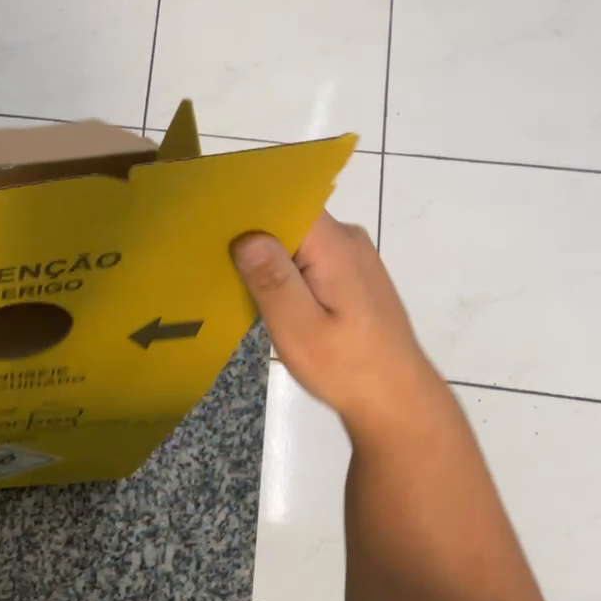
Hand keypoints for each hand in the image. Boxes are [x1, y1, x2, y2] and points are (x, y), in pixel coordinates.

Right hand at [232, 213, 449, 441]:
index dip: (251, 208)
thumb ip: (273, 280)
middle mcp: (347, 241)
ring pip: (297, 242)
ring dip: (263, 256)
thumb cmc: (344, 365)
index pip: (289, 203)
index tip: (212, 221)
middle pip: (291, 221)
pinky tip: (257, 295)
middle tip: (206, 254)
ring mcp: (351, 260)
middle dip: (251, 233)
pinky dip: (280, 272)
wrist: (394, 398)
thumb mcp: (298, 328)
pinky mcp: (348, 279)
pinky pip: (306, 261)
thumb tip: (246, 236)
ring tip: (223, 274)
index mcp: (335, 247)